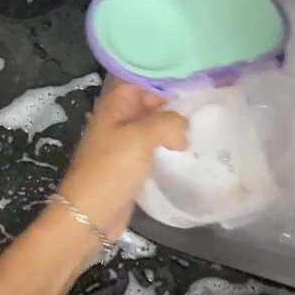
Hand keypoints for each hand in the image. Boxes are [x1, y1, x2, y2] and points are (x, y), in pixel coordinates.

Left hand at [56, 81, 187, 241]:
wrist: (90, 215)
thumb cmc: (111, 170)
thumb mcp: (140, 137)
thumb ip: (166, 122)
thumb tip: (183, 127)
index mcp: (115, 106)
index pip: (142, 80)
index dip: (165, 80)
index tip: (194, 82)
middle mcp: (118, 120)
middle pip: (149, 102)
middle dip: (173, 103)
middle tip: (204, 106)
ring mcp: (124, 143)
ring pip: (152, 126)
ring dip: (172, 127)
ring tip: (201, 127)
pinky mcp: (130, 165)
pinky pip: (153, 148)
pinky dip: (168, 147)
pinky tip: (186, 150)